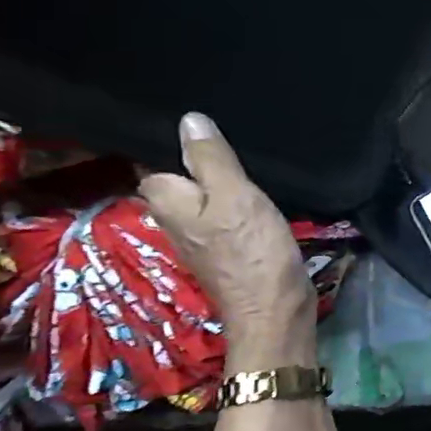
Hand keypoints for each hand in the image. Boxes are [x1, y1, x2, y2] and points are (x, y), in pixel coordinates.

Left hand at [140, 112, 317, 369]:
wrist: (275, 309)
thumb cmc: (253, 251)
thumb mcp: (235, 195)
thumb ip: (211, 158)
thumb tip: (188, 120)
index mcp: (166, 201)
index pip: (155, 161)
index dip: (176, 145)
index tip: (204, 132)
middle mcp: (174, 219)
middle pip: (181, 179)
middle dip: (199, 162)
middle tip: (231, 141)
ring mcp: (200, 237)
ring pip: (203, 197)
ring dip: (221, 182)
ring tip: (245, 162)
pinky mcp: (226, 249)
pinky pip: (223, 214)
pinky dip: (235, 204)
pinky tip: (256, 196)